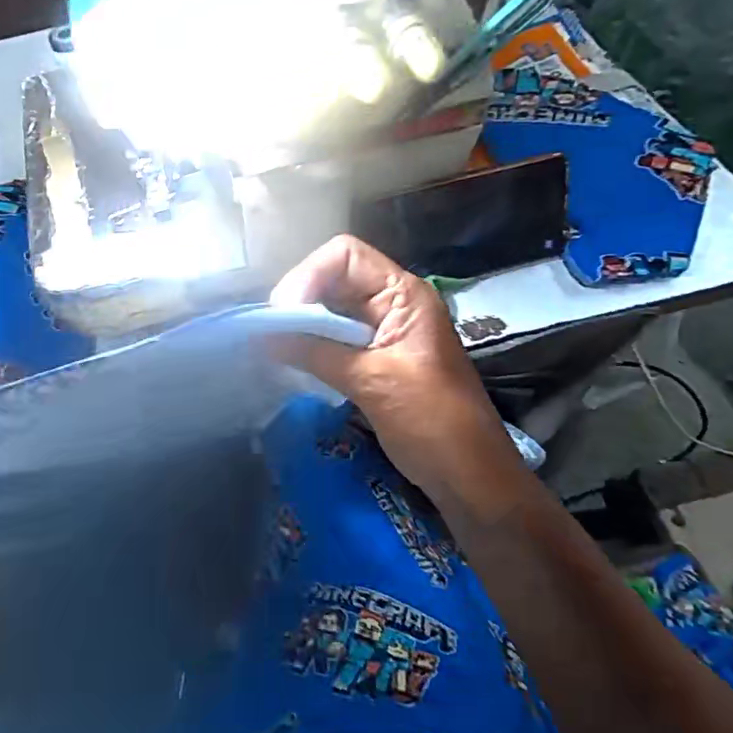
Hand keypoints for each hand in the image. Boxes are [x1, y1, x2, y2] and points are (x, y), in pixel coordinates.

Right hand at [270, 235, 514, 491]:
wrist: (470, 477)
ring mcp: (383, 330)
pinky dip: (310, 342)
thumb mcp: (372, 382)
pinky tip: (291, 359)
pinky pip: (333, 336)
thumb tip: (262, 336)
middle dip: (299, 299)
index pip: (344, 256)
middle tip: (271, 333)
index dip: (308, 276)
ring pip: (329, 307)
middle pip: (332, 277)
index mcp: (404, 296)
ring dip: (301, 322)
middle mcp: (392, 303)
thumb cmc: (433, 423)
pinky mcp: (373, 357)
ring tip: (275, 345)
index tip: (285, 314)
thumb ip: (315, 352)